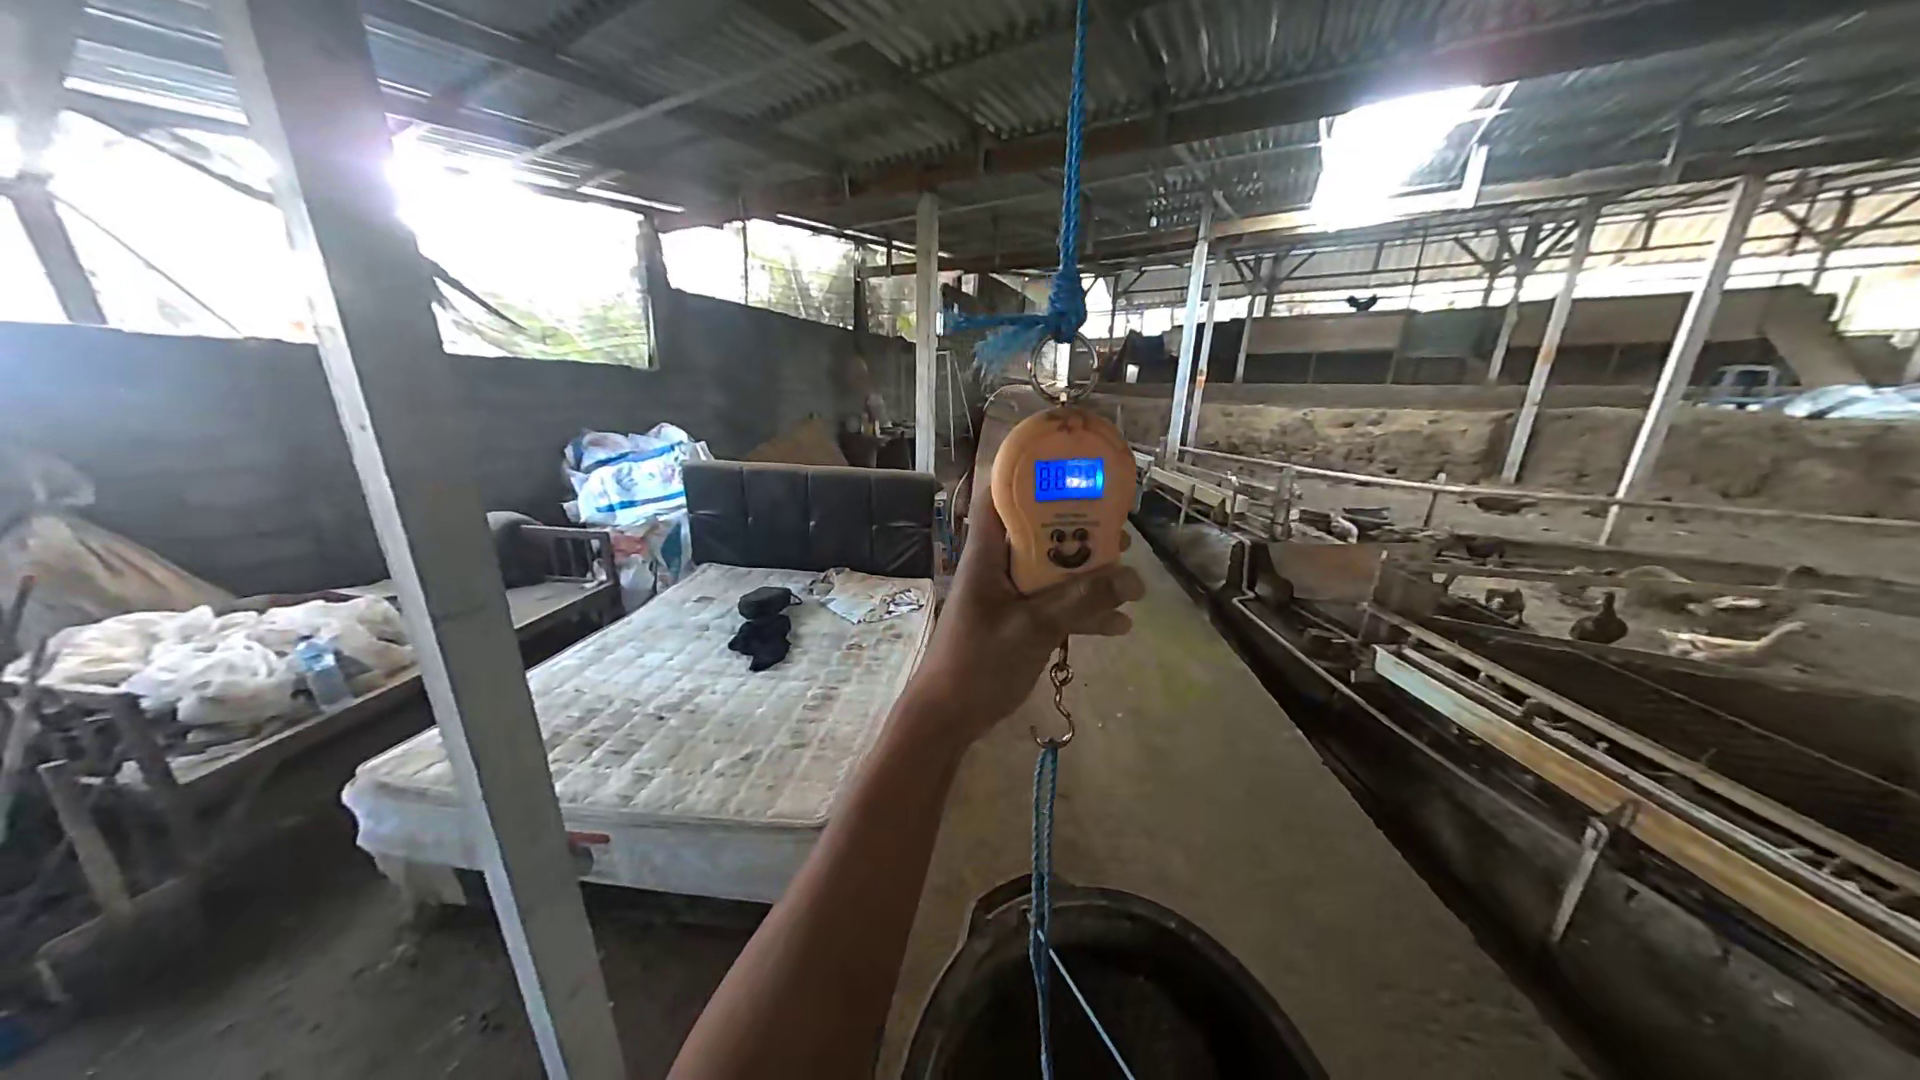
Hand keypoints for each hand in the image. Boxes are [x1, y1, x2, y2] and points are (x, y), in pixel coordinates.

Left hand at [900, 470, 1145, 750]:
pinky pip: (1054, 605)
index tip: (1070, 470)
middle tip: (1118, 531)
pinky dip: (1082, 611)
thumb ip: (1080, 602)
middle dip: (1078, 530)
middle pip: (1038, 533)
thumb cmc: (979, 663)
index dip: (1029, 477)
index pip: (999, 497)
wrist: (949, 716)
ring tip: (1129, 577)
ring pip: (1052, 570)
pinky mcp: (1018, 622)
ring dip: (1087, 574)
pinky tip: (1119, 625)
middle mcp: (997, 566)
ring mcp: (1008, 596)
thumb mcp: (1032, 628)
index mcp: (986, 554)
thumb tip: (1133, 579)